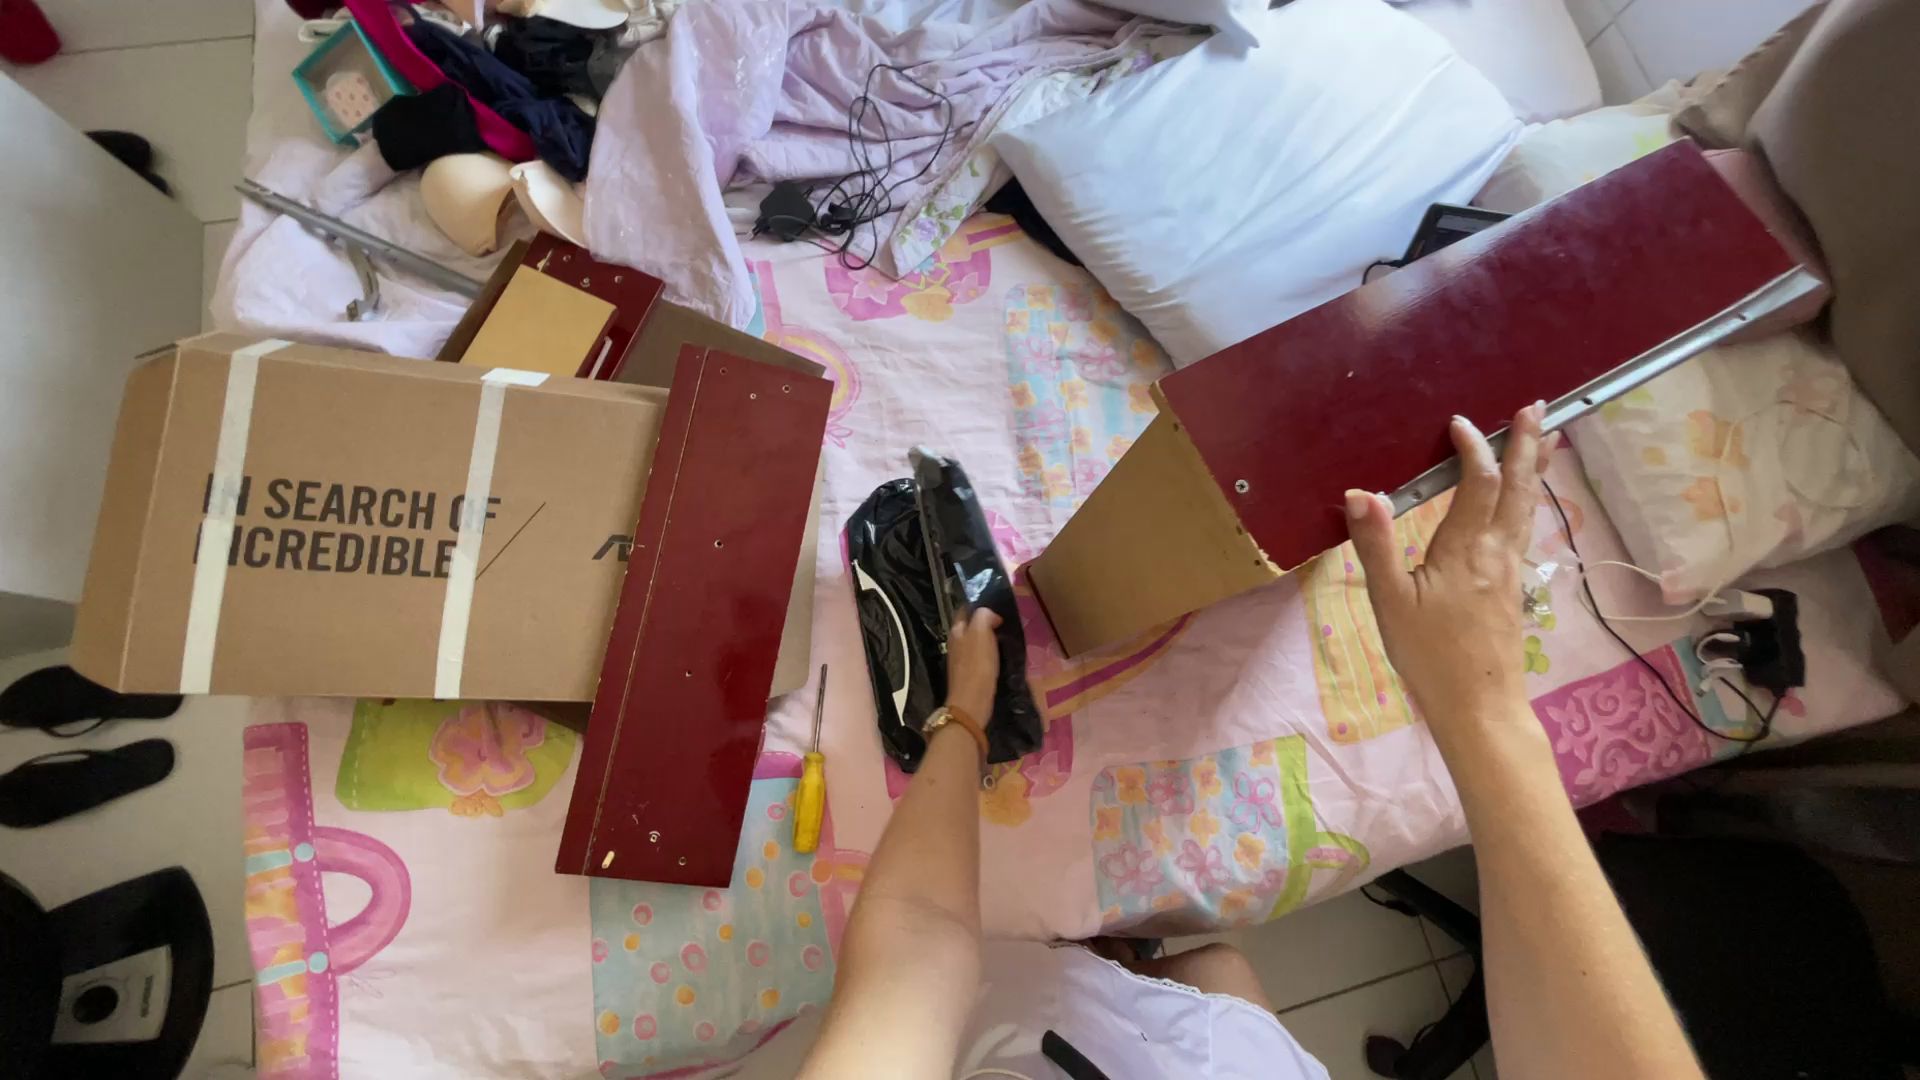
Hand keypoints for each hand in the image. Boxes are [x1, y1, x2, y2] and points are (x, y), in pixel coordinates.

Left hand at [944, 606, 1002, 725]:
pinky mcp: (968, 672)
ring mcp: (960, 658)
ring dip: (987, 636)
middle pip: (969, 625)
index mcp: (957, 629)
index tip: (998, 607)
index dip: (979, 605)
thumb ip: (984, 616)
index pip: (965, 609)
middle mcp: (955, 641)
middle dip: (984, 621)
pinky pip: (978, 654)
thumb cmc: (977, 665)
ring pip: (974, 639)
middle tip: (1004, 621)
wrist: (972, 702)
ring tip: (1004, 636)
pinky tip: (999, 654)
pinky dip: (988, 651)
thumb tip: (992, 616)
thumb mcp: (981, 633)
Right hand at [1345, 404, 1552, 753]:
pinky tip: (1520, 504)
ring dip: (1534, 469)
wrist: (1478, 704)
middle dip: (1526, 446)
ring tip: (1542, 441)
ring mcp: (1511, 571)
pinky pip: (1524, 528)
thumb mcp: (1389, 600)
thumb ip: (1376, 545)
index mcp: (1466, 550)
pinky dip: (1526, 500)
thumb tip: (1360, 494)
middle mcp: (1498, 552)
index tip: (1460, 423)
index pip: (1478, 485)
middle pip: (1520, 489)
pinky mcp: (1512, 588)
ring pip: (1529, 508)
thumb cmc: (1427, 653)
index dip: (1473, 449)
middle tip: (1535, 409)